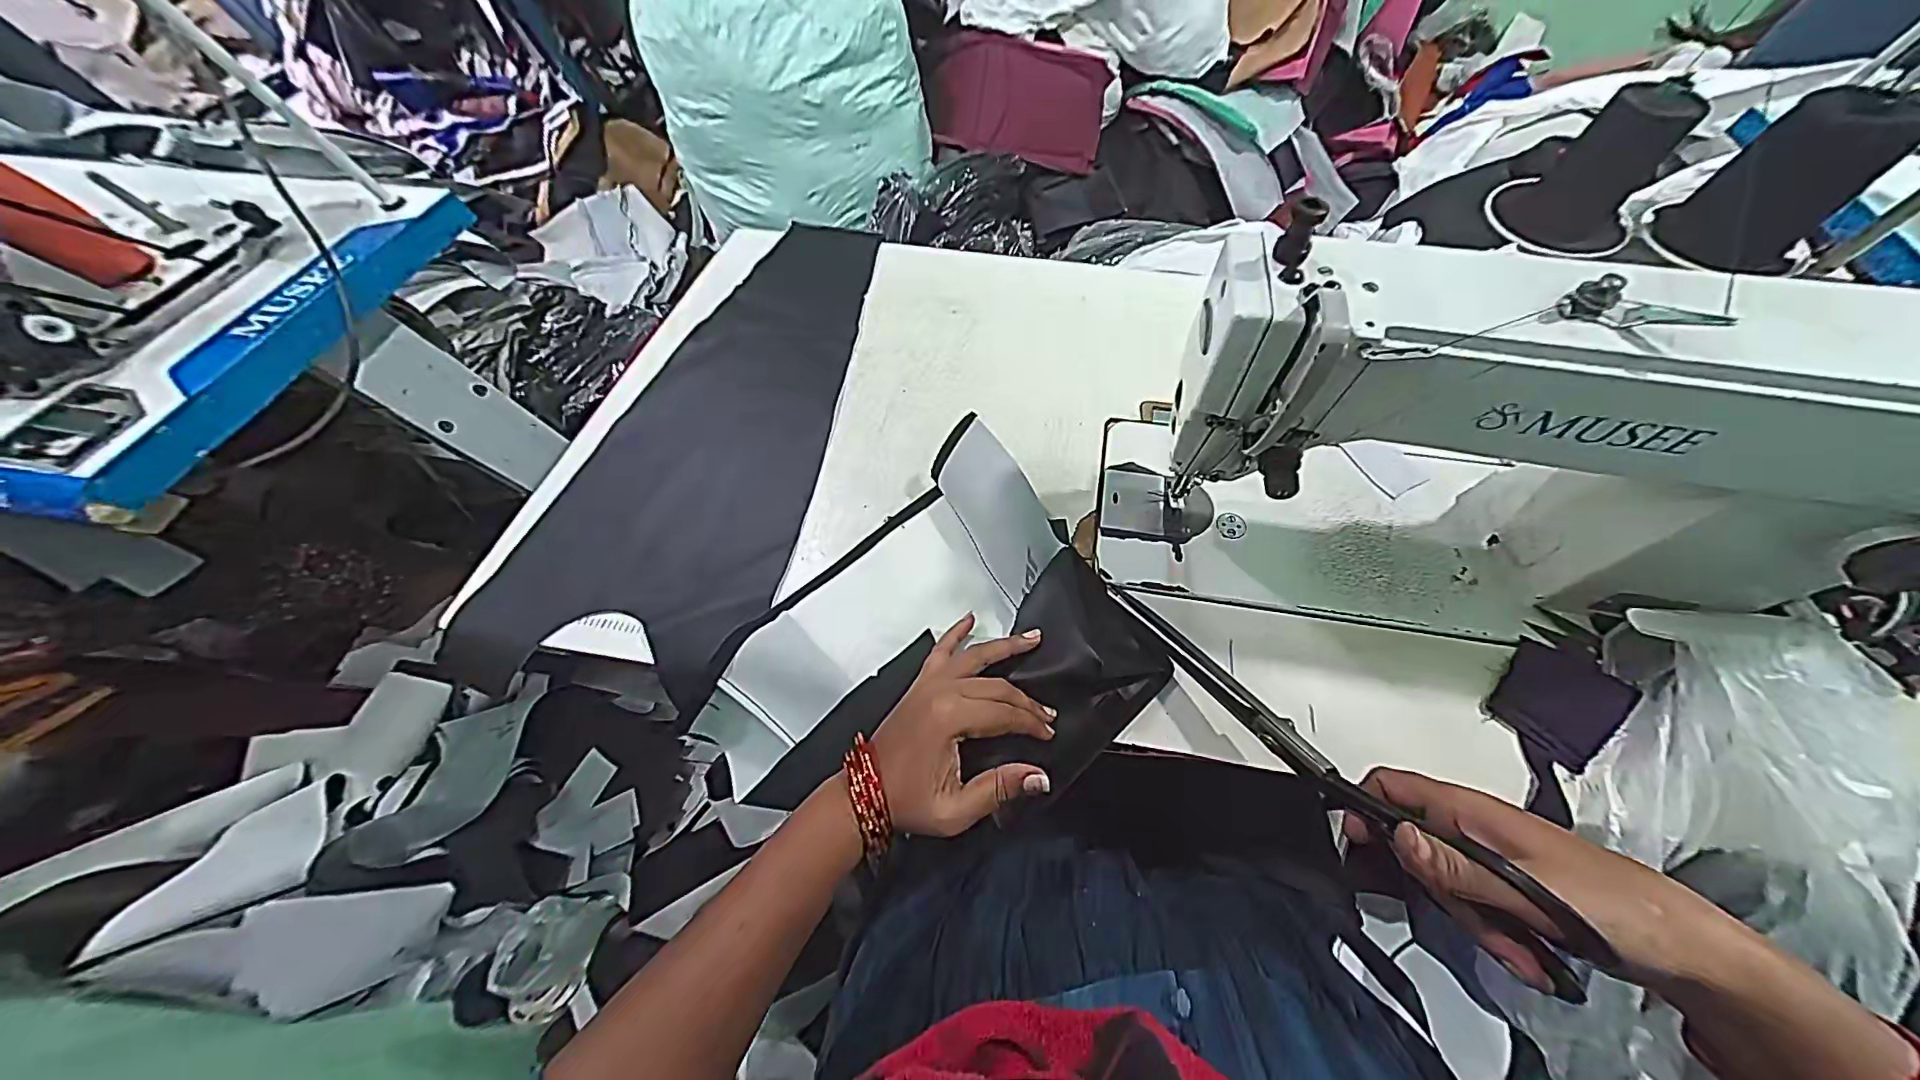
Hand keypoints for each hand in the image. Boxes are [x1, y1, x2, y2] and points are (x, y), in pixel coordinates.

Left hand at [866, 614, 1055, 836]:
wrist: (866, 793)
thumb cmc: (905, 801)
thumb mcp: (956, 809)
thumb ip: (1000, 788)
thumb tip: (1037, 777)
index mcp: (948, 718)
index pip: (1005, 712)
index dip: (1031, 723)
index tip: (1046, 734)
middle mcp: (938, 693)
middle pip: (997, 686)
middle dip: (1026, 701)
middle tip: (1046, 714)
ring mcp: (928, 685)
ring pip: (975, 657)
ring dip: (1005, 647)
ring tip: (1030, 639)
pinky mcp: (920, 685)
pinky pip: (941, 650)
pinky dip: (956, 632)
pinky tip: (969, 620)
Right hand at [1343, 768, 1743, 994]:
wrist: (1692, 952)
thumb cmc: (1622, 909)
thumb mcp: (1527, 890)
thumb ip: (1455, 865)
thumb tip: (1396, 834)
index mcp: (1472, 812)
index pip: (1391, 786)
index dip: (1364, 809)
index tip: (1357, 844)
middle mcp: (1476, 828)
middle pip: (1413, 844)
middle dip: (1435, 890)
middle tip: (1467, 916)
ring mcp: (1492, 857)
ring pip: (1443, 881)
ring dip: (1472, 921)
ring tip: (1516, 945)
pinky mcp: (1509, 887)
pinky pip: (1474, 905)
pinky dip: (1493, 932)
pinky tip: (1527, 951)